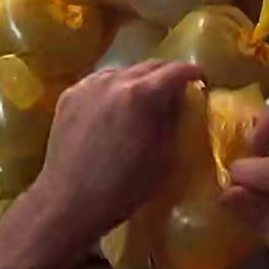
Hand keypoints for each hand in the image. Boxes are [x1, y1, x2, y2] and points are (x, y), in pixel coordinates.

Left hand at [22, 61, 201, 253]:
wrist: (67, 204)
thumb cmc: (123, 188)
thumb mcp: (163, 157)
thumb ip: (174, 120)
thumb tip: (179, 98)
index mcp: (142, 94)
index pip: (176, 70)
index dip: (192, 72)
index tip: (201, 78)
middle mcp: (115, 80)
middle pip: (150, 65)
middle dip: (167, 74)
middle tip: (175, 89)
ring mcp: (89, 85)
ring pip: (123, 71)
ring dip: (139, 79)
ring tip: (142, 98)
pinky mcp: (70, 94)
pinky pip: (100, 82)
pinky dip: (113, 88)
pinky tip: (114, 106)